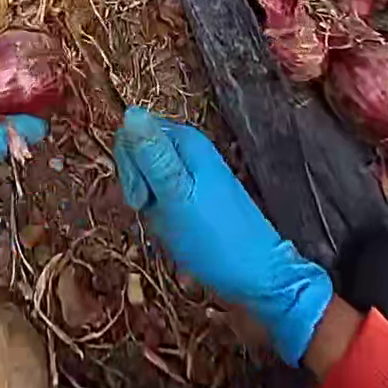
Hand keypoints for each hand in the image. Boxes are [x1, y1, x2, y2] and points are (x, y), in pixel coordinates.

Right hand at [112, 107, 333, 365]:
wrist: (259, 276)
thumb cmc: (214, 237)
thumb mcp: (175, 196)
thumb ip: (151, 154)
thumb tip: (130, 110)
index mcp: (184, 139)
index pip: (130, 133)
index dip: (128, 166)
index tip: (142, 198)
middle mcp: (188, 146)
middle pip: (137, 152)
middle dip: (137, 185)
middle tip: (153, 212)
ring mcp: (192, 168)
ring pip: (146, 175)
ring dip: (148, 201)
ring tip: (167, 222)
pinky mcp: (194, 190)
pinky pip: (161, 192)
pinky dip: (160, 210)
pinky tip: (173, 227)